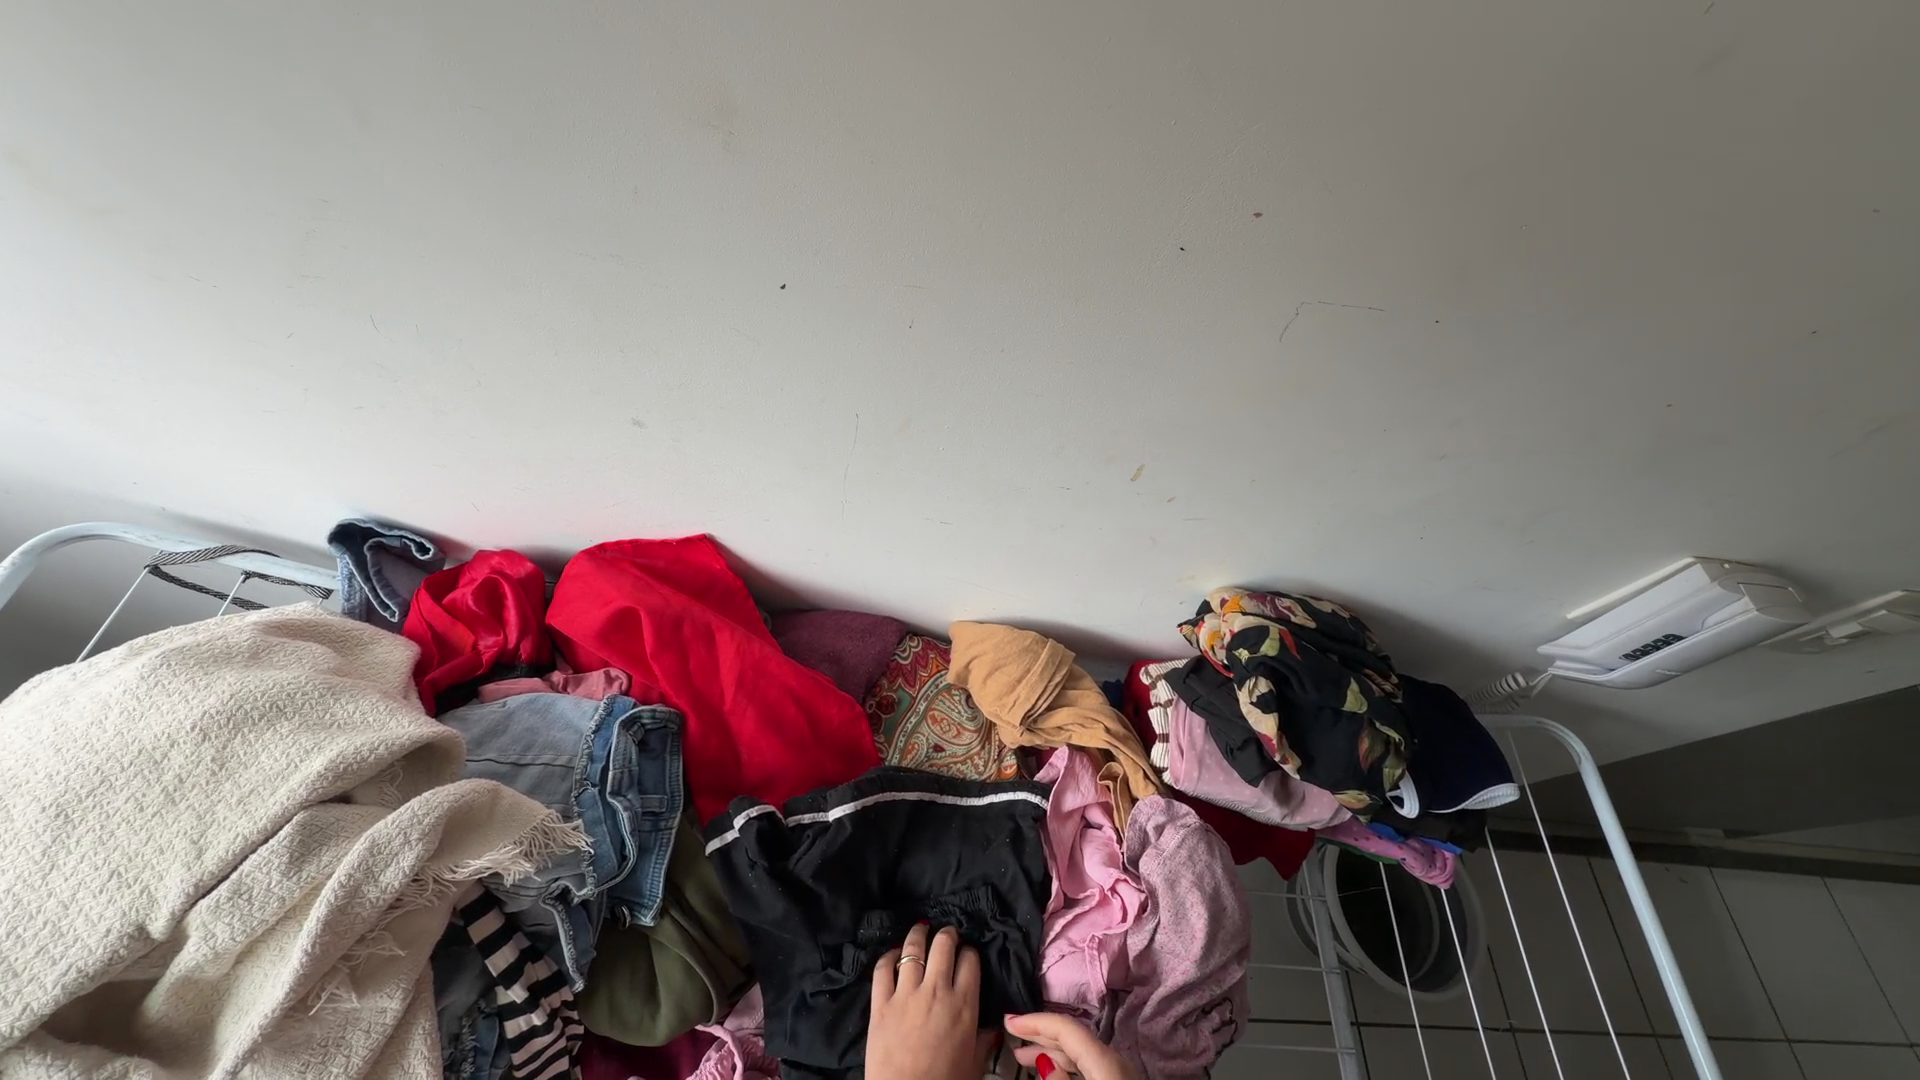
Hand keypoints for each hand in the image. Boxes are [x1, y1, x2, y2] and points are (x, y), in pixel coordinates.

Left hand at [867, 923, 992, 1079]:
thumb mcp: (974, 1063)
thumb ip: (984, 1040)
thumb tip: (993, 1027)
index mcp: (963, 1004)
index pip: (970, 960)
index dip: (969, 952)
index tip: (967, 954)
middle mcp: (936, 991)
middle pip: (943, 945)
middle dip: (947, 934)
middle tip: (947, 934)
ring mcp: (906, 994)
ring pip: (912, 949)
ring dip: (918, 935)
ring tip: (921, 929)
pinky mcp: (880, 1004)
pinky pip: (882, 969)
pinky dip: (888, 957)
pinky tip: (893, 954)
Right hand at [1004, 1012, 1141, 1079]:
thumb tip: (1046, 1065)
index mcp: (1105, 1062)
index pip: (1066, 1029)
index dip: (1036, 1021)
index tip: (1009, 1022)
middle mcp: (1115, 1063)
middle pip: (1074, 1038)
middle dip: (1041, 1035)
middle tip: (1013, 1036)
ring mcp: (1121, 1076)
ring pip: (1081, 1055)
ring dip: (1052, 1053)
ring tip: (1026, 1058)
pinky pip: (1090, 1069)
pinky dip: (1069, 1068)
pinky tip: (1056, 1075)